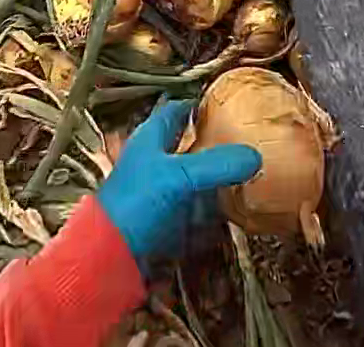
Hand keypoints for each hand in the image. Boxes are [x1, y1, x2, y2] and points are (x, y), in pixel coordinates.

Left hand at [97, 98, 263, 273]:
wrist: (108, 259)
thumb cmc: (138, 202)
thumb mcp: (179, 177)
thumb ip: (217, 165)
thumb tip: (256, 155)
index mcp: (152, 137)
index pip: (177, 109)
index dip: (199, 105)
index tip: (227, 104)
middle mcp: (154, 159)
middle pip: (188, 143)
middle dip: (213, 143)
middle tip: (244, 141)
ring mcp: (158, 190)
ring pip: (193, 177)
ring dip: (215, 177)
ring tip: (246, 174)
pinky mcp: (164, 220)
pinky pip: (194, 208)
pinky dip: (211, 208)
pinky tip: (231, 210)